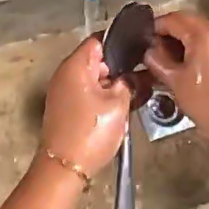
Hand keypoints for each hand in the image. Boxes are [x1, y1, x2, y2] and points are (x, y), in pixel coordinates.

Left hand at [38, 35, 132, 176]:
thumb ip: (127, 84)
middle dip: (119, 66)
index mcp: (75, 65)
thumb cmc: (90, 131)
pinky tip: (122, 106)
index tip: (140, 47)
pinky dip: (104, 96)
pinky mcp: (67, 108)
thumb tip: (132, 76)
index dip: (120, 41)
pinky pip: (88, 92)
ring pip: (94, 78)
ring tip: (138, 90)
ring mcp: (64, 91)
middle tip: (144, 73)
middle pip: (96, 59)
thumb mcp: (117, 105)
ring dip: (113, 84)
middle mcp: (66, 73)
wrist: (64, 168)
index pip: (98, 40)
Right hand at [143, 12, 208, 157]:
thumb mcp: (175, 81)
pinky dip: (192, 46)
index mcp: (204, 33)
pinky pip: (205, 39)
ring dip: (179, 40)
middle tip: (151, 51)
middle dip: (166, 33)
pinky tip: (182, 64)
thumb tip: (149, 49)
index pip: (172, 19)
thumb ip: (156, 59)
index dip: (154, 27)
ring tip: (165, 60)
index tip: (141, 40)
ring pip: (195, 30)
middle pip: (185, 21)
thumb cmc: (208, 104)